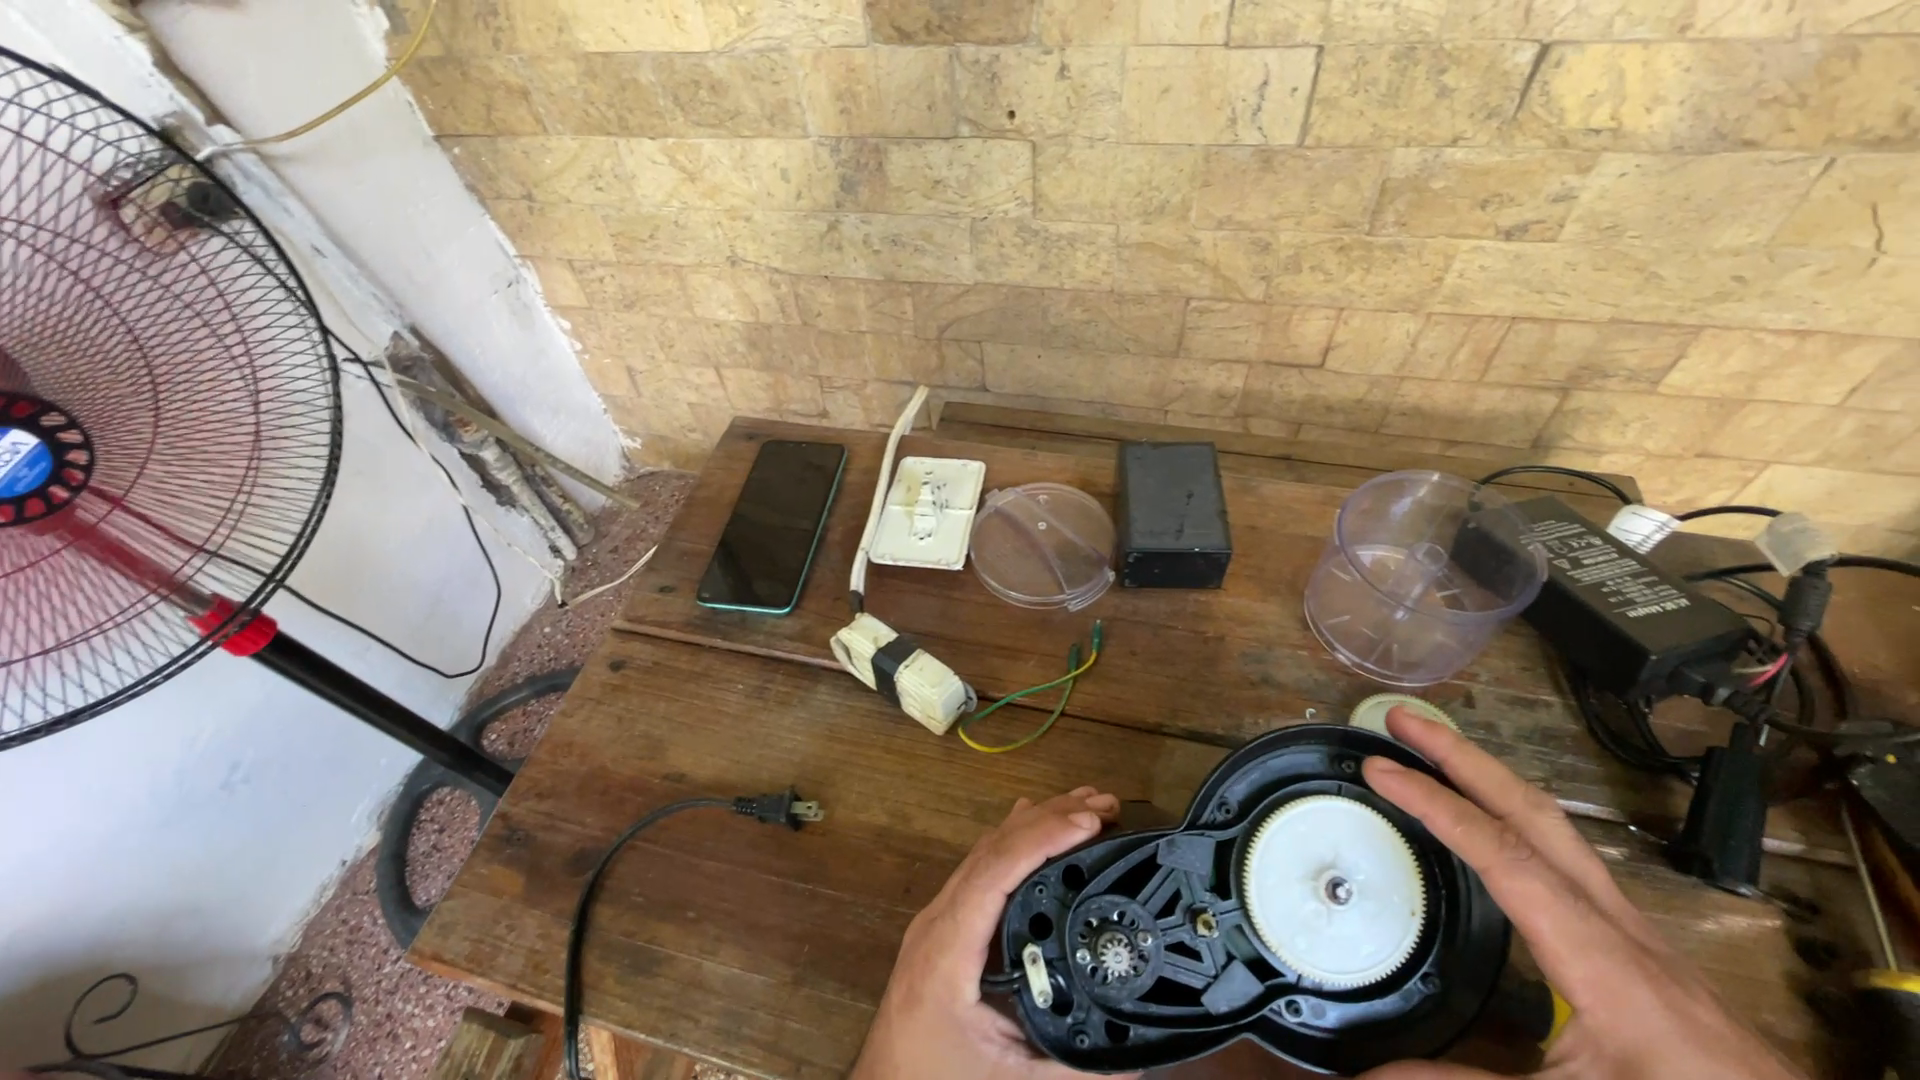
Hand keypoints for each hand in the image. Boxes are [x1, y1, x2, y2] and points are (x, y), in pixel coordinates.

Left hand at [852, 787, 1127, 1079]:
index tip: (1089, 821)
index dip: (1042, 837)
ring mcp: (940, 917)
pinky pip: (983, 866)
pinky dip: (1018, 841)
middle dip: (1050, 817)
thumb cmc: (933, 1079)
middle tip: (1105, 804)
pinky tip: (1039, 829)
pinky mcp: (946, 924)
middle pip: (994, 847)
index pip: (996, 870)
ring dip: (1036, 822)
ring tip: (1085, 806)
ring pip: (987, 850)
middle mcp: (940, 919)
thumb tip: (1136, 1062)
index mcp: (949, 948)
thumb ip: (1071, 1072)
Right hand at [1359, 707, 1806, 1079]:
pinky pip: (1562, 851)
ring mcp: (1626, 923)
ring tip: (1435, 749)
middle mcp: (1610, 919)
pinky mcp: (1630, 937)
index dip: (1435, 804)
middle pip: (1532, 812)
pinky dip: (1511, 813)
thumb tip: (1363, 1075)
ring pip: (1552, 824)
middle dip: (1464, 756)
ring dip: (1488, 776)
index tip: (1379, 769)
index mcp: (1594, 952)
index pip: (1502, 854)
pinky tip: (1488, 823)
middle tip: (1403, 719)